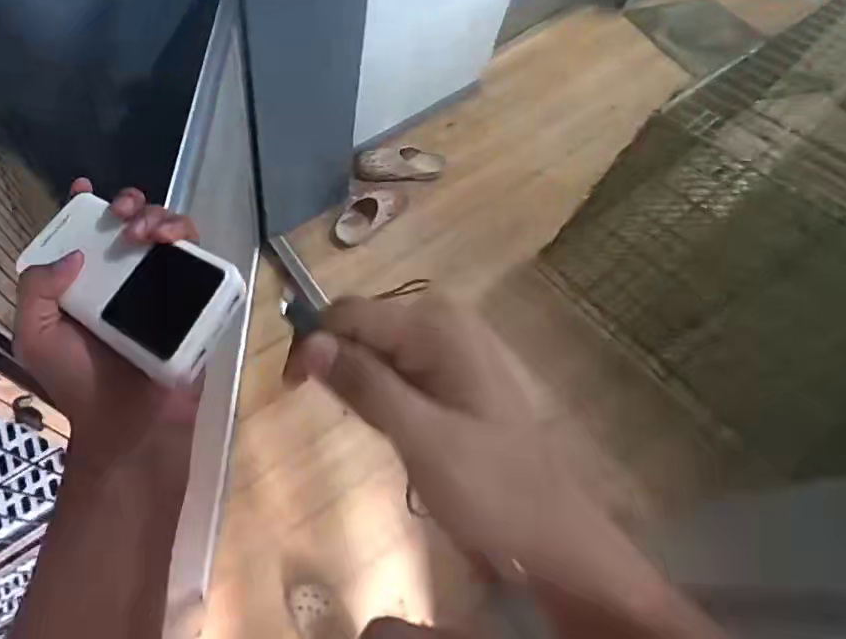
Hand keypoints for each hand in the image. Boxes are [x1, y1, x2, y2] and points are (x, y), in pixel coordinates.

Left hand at [15, 179, 202, 478]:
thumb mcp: (35, 336)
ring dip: (157, 216)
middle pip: (131, 220)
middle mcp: (123, 273)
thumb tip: (74, 253)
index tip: (84, 188)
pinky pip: (194, 254)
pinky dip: (185, 236)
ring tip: (144, 232)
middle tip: (121, 213)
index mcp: (87, 278)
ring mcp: (159, 281)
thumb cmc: (77, 380)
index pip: (86, 230)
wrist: (124, 423)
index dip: (85, 204)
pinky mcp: (189, 293)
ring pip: (165, 228)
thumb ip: (35, 291)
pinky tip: (171, 241)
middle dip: (128, 203)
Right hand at [285, 297, 720, 638]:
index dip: (314, 342)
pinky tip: (394, 420)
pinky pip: (398, 359)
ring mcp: (451, 339)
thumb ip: (365, 384)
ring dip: (358, 376)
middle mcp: (442, 316)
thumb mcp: (421, 438)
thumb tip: (308, 341)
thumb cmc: (490, 488)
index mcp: (436, 324)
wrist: (554, 533)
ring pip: (377, 342)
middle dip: (338, 359)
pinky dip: (381, 385)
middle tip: (343, 417)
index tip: (291, 387)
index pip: (349, 312)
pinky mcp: (453, 363)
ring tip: (372, 425)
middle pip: (362, 321)